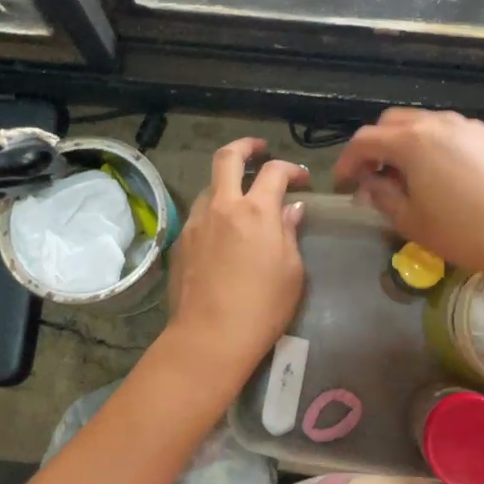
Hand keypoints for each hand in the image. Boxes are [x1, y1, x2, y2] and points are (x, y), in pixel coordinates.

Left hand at [163, 138, 309, 370]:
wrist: (210, 337)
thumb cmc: (263, 306)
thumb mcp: (292, 270)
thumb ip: (290, 232)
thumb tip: (292, 209)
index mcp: (256, 210)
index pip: (274, 171)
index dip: (292, 168)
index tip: (303, 179)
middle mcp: (222, 206)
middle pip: (227, 158)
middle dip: (245, 147)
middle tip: (259, 149)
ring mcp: (196, 222)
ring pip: (209, 186)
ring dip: (227, 184)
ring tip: (242, 199)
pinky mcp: (180, 242)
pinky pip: (199, 215)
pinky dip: (214, 212)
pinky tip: (223, 233)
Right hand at [332, 109, 483, 277]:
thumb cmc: (460, 232)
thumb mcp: (409, 220)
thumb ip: (381, 194)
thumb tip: (369, 183)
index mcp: (411, 141)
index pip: (365, 140)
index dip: (347, 160)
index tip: (342, 182)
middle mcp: (436, 122)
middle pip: (391, 122)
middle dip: (375, 146)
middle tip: (372, 175)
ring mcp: (465, 125)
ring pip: (421, 122)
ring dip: (404, 142)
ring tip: (405, 174)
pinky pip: (448, 130)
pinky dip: (432, 144)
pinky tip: (438, 173)